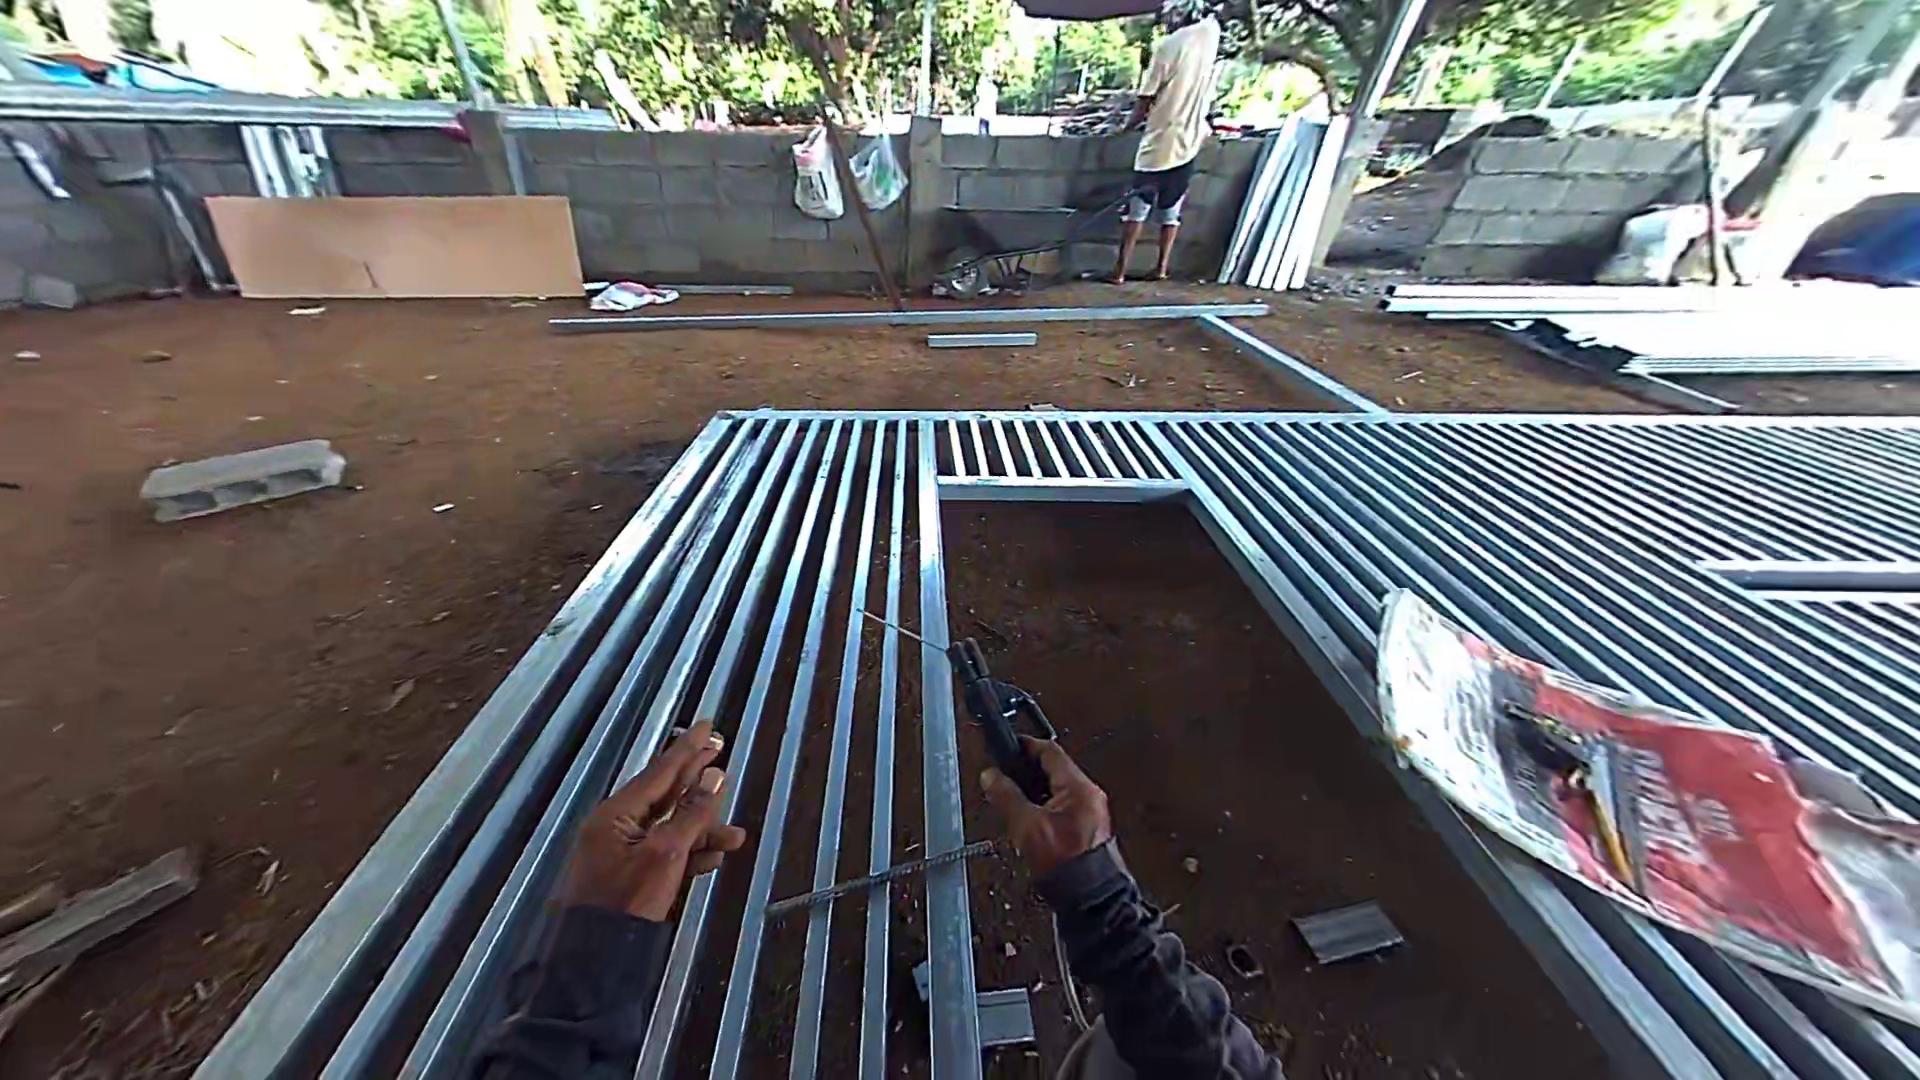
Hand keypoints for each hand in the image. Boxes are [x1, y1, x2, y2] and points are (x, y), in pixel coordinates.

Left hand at [559, 721, 749, 920]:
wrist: (588, 969)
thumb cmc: (624, 904)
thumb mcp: (666, 854)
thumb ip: (693, 813)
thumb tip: (715, 776)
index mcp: (616, 814)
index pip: (661, 770)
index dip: (689, 747)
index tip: (708, 726)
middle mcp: (617, 826)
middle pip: (667, 794)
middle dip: (698, 781)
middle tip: (719, 751)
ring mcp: (622, 852)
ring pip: (671, 827)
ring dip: (703, 830)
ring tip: (733, 834)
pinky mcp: (629, 876)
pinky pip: (666, 852)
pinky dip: (690, 853)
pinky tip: (713, 858)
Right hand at [979, 737, 1112, 879]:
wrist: (1093, 905)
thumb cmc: (1068, 869)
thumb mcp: (1027, 827)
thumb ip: (1006, 796)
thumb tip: (992, 777)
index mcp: (1079, 787)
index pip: (1049, 750)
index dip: (1025, 746)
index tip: (1008, 747)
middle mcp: (1089, 796)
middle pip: (1053, 769)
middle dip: (1027, 772)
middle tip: (1006, 776)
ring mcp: (1091, 813)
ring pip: (1057, 789)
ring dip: (1035, 791)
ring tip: (1014, 801)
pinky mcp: (1089, 830)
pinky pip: (1063, 807)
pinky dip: (1045, 808)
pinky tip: (1030, 822)